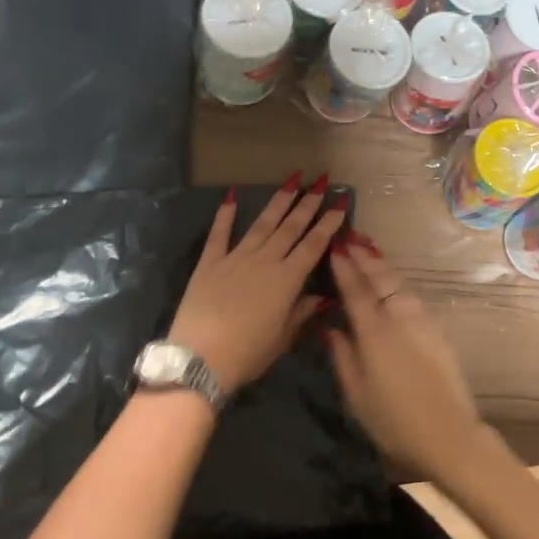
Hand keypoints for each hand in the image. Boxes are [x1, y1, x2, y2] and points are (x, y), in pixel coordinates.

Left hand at [168, 174, 345, 394]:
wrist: (199, 358)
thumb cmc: (247, 354)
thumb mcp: (282, 339)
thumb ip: (301, 313)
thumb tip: (321, 298)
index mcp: (287, 280)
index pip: (313, 245)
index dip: (328, 224)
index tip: (340, 204)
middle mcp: (264, 261)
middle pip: (290, 227)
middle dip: (308, 203)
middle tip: (321, 182)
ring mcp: (235, 258)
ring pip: (261, 224)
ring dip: (278, 202)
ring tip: (292, 180)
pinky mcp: (209, 263)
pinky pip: (219, 234)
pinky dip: (224, 215)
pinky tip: (231, 197)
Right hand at [326, 241, 491, 483]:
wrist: (447, 433)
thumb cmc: (393, 421)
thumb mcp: (356, 394)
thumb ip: (342, 356)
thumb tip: (331, 326)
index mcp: (373, 332)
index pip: (355, 290)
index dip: (343, 267)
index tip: (334, 248)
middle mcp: (398, 318)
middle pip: (379, 278)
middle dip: (363, 257)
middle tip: (349, 239)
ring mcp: (421, 321)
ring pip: (398, 283)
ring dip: (381, 266)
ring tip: (368, 252)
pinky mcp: (436, 330)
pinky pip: (411, 295)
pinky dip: (397, 282)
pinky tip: (391, 283)